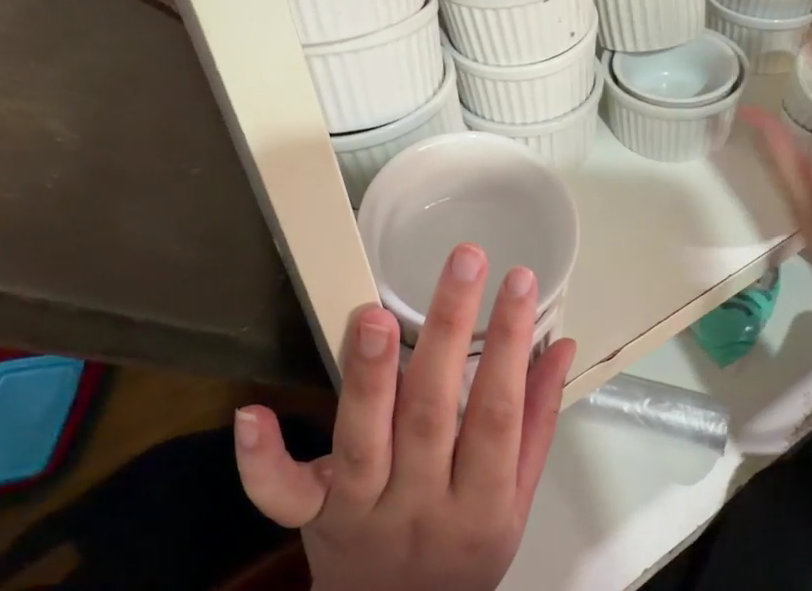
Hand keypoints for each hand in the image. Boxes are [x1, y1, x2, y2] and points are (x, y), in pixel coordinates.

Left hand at [233, 243, 576, 590]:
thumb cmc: (466, 550)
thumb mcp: (517, 499)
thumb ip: (537, 420)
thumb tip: (559, 344)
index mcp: (480, 503)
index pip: (498, 413)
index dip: (509, 344)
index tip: (518, 280)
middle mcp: (420, 506)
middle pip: (432, 413)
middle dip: (448, 330)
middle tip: (464, 261)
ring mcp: (362, 512)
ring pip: (363, 441)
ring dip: (368, 376)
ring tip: (375, 314)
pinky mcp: (313, 517)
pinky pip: (282, 494)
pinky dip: (262, 459)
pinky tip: (253, 412)